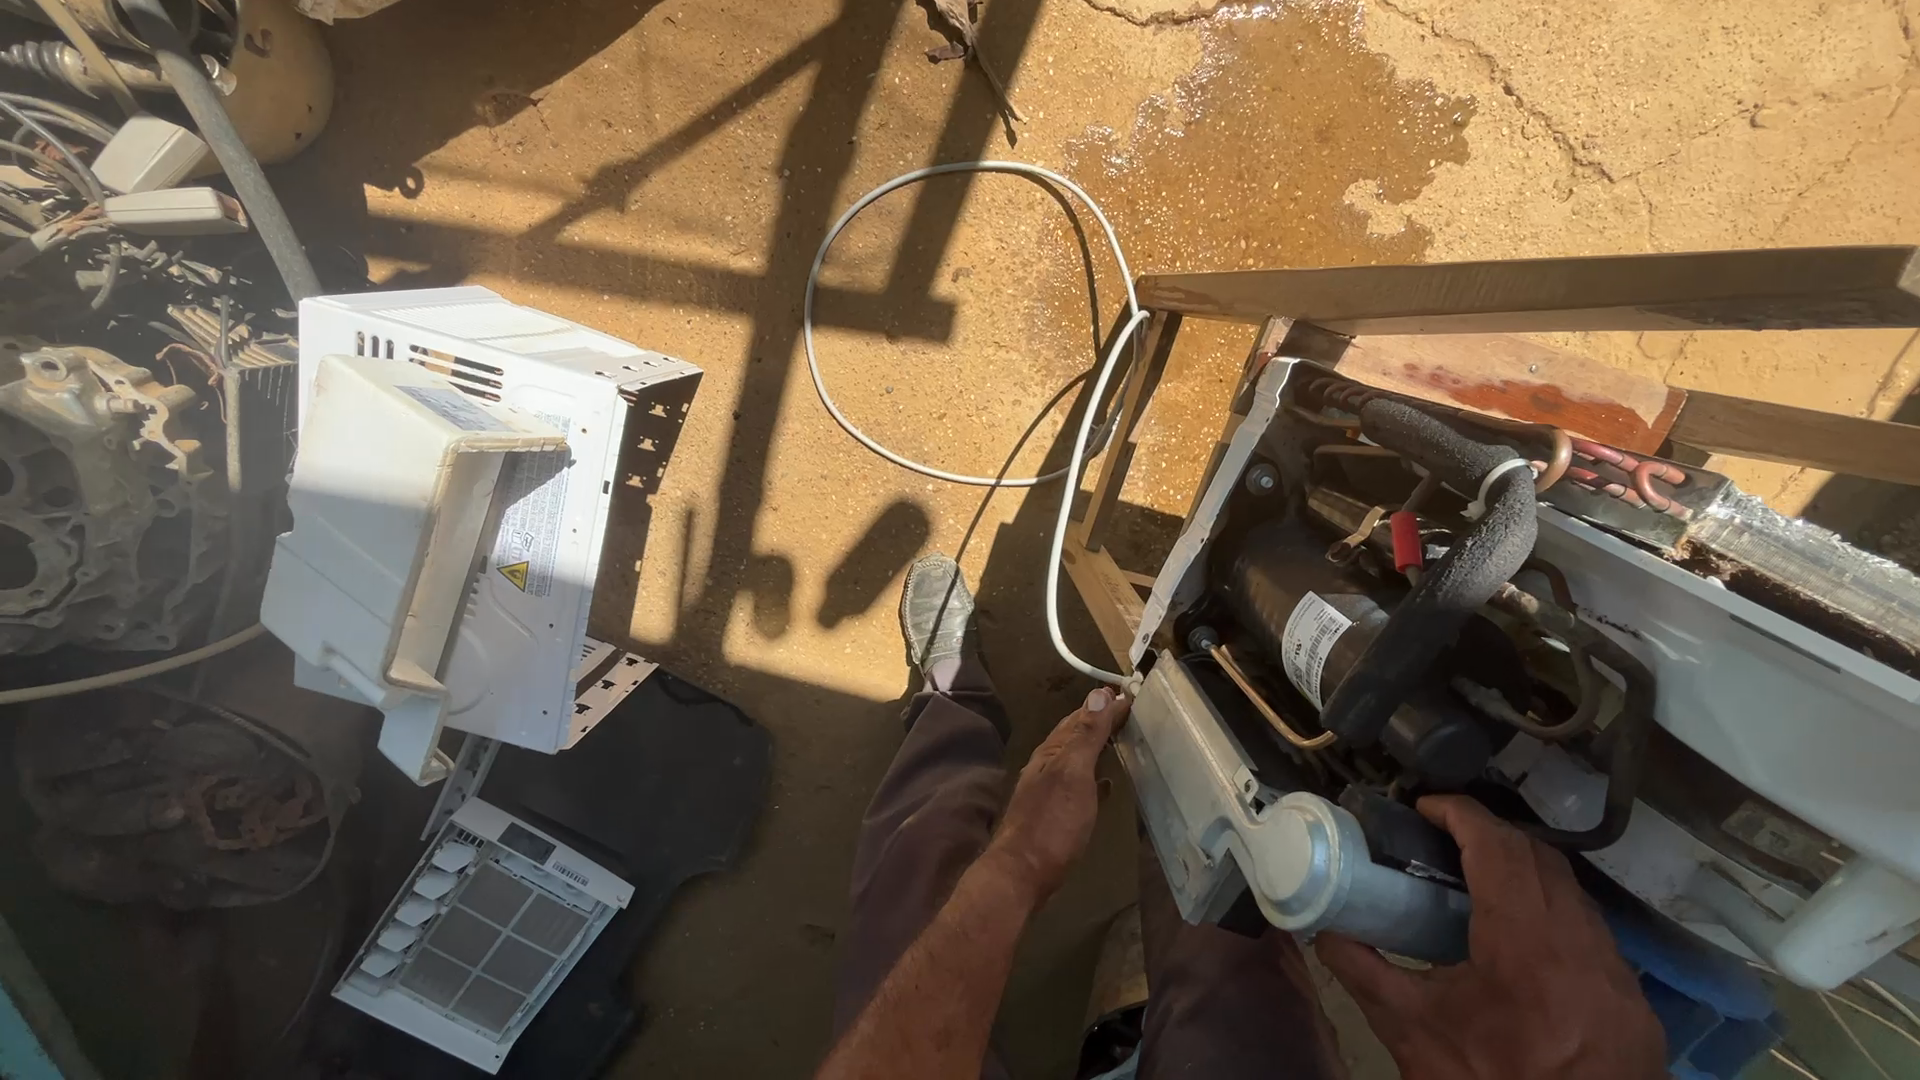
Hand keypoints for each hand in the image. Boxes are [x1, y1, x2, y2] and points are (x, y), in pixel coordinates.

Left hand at [980, 687, 1129, 905]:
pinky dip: (1096, 777)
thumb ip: (1086, 735)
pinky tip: (1108, 784)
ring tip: (1121, 738)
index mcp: (1053, 750)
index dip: (1105, 704)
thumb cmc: (1052, 821)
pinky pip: (1080, 785)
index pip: (1081, 716)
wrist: (1023, 873)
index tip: (1131, 692)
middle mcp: (1048, 765)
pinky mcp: (1056, 814)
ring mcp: (1050, 790)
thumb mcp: (1073, 772)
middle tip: (1129, 709)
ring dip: (1097, 745)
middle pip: (1077, 734)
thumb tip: (1098, 693)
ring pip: (1078, 758)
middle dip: (1100, 719)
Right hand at [1317, 796, 1666, 1079]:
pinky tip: (1519, 933)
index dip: (1461, 814)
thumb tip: (1323, 928)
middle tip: (1441, 836)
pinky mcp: (1636, 1005)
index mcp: (1526, 947)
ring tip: (1476, 877)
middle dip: (1490, 833)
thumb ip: (1361, 971)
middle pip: (1540, 858)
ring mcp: (1619, 978)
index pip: (1499, 849)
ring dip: (1524, 868)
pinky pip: (1592, 929)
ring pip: (1573, 892)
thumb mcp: (1411, 1031)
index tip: (1424, 806)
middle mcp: (1583, 949)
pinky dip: (1552, 907)